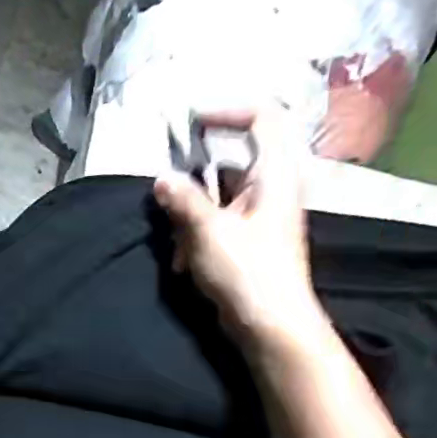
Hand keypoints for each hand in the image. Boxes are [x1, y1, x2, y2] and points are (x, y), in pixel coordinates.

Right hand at [153, 108, 329, 348]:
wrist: (272, 327)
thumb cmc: (248, 274)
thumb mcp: (209, 232)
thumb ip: (184, 200)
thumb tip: (162, 179)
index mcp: (274, 174)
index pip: (261, 117)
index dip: (227, 111)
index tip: (191, 123)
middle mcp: (271, 189)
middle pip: (230, 162)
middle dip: (194, 180)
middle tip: (170, 196)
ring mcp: (261, 218)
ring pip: (219, 197)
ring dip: (190, 215)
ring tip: (176, 243)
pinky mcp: (249, 243)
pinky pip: (218, 224)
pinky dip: (197, 237)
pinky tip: (183, 262)